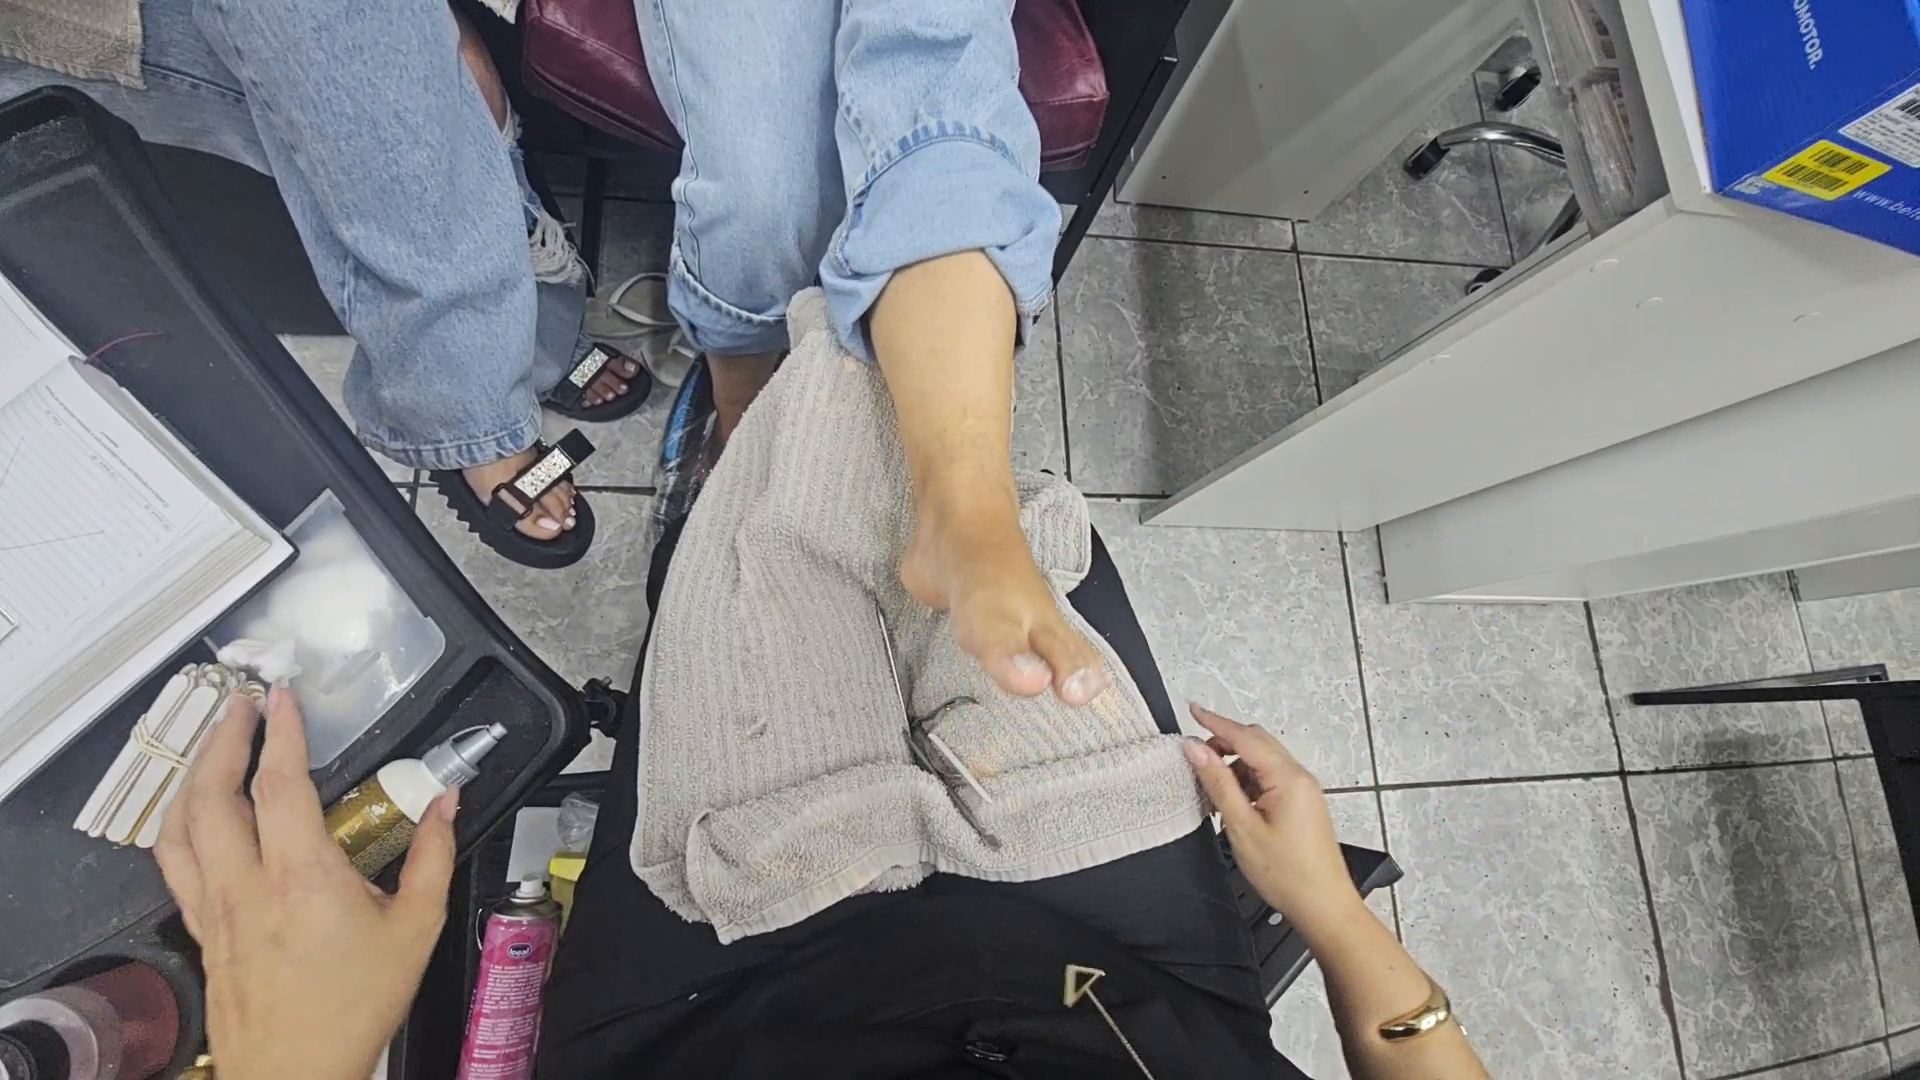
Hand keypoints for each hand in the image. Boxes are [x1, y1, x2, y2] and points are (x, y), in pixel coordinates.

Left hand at [154, 688, 457, 1079]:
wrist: (297, 1070)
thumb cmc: (362, 996)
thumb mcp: (419, 921)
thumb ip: (433, 852)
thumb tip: (447, 798)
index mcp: (302, 879)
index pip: (280, 790)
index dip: (281, 738)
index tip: (284, 699)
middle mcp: (245, 888)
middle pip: (211, 801)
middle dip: (223, 743)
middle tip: (244, 705)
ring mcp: (213, 910)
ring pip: (178, 831)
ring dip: (194, 777)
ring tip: (218, 743)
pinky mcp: (202, 930)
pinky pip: (175, 863)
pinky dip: (181, 821)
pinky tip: (200, 809)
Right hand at [1182, 704, 1358, 925]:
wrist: (1325, 909)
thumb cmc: (1288, 874)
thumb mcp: (1242, 826)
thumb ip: (1218, 781)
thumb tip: (1196, 748)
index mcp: (1287, 778)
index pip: (1245, 737)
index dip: (1215, 722)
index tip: (1193, 710)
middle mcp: (1299, 778)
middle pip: (1256, 742)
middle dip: (1224, 742)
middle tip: (1196, 756)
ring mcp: (1303, 790)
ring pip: (1262, 760)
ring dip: (1234, 764)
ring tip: (1212, 789)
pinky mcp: (1301, 804)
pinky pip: (1269, 777)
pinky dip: (1247, 780)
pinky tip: (1232, 802)